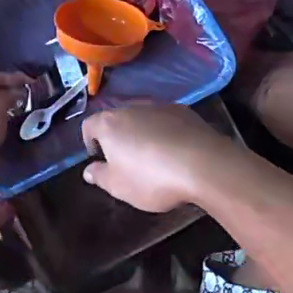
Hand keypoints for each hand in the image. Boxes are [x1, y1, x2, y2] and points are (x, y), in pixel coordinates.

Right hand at [80, 104, 240, 212]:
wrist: (203, 164)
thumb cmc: (152, 178)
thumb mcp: (119, 186)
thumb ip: (100, 176)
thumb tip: (89, 170)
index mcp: (110, 123)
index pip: (89, 125)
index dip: (90, 141)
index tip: (99, 158)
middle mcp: (132, 107)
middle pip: (117, 118)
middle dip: (118, 136)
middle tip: (125, 160)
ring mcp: (160, 106)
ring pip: (143, 117)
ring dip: (142, 132)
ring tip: (152, 156)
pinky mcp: (185, 111)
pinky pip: (166, 120)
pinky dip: (164, 131)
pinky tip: (174, 151)